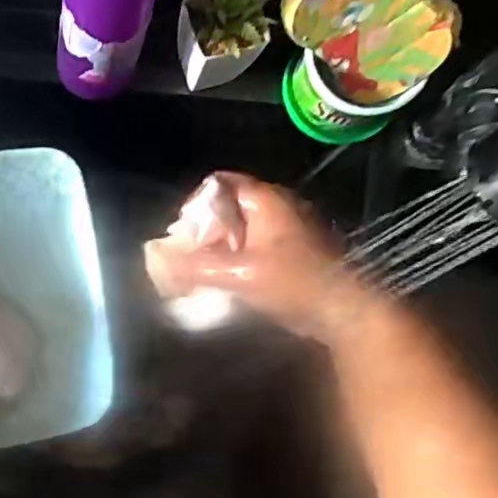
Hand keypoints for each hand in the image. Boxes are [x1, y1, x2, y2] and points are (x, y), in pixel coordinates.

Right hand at [148, 172, 377, 340]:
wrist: (342, 312)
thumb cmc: (294, 284)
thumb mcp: (238, 274)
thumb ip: (193, 267)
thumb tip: (154, 259)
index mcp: (266, 201)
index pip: (219, 185)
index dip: (194, 206)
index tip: (180, 236)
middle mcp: (275, 209)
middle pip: (223, 210)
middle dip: (199, 234)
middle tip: (183, 260)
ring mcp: (283, 232)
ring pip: (234, 232)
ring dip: (212, 252)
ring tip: (196, 276)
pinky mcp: (286, 255)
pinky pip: (247, 250)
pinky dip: (229, 264)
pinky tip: (219, 285)